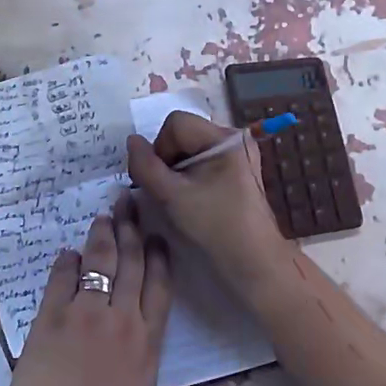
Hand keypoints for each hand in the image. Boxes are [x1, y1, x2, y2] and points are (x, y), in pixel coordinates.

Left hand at [0, 197, 215, 385]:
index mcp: (147, 342)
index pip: (159, 288)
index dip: (160, 259)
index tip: (159, 236)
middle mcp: (120, 319)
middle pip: (131, 265)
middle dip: (132, 230)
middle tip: (130, 201)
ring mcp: (83, 314)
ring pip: (99, 264)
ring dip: (102, 236)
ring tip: (105, 214)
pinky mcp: (49, 316)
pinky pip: (61, 280)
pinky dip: (66, 263)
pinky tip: (68, 252)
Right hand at [127, 113, 290, 282]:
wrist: (254, 262)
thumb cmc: (214, 227)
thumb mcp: (171, 196)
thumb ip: (145, 166)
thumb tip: (131, 140)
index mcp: (225, 138)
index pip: (175, 123)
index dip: (160, 149)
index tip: (162, 180)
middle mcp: (236, 138)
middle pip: (184, 133)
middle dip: (168, 159)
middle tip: (167, 191)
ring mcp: (240, 153)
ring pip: (191, 147)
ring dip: (178, 169)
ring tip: (180, 197)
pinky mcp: (239, 169)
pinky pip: (204, 159)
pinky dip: (192, 175)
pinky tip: (194, 198)